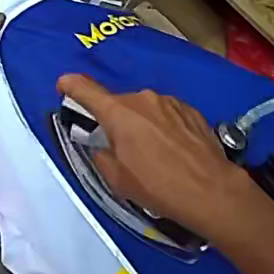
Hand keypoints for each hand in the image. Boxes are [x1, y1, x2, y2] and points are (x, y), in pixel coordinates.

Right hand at [56, 74, 267, 244]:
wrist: (209, 187)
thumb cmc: (158, 185)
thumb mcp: (117, 178)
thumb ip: (101, 154)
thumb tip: (103, 144)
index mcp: (120, 112)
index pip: (86, 89)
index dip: (71, 86)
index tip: (64, 86)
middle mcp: (145, 98)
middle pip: (120, 104)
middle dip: (116, 121)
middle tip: (122, 149)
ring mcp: (172, 102)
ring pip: (146, 108)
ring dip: (143, 123)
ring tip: (153, 153)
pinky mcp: (192, 109)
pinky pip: (168, 113)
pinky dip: (164, 126)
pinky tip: (173, 148)